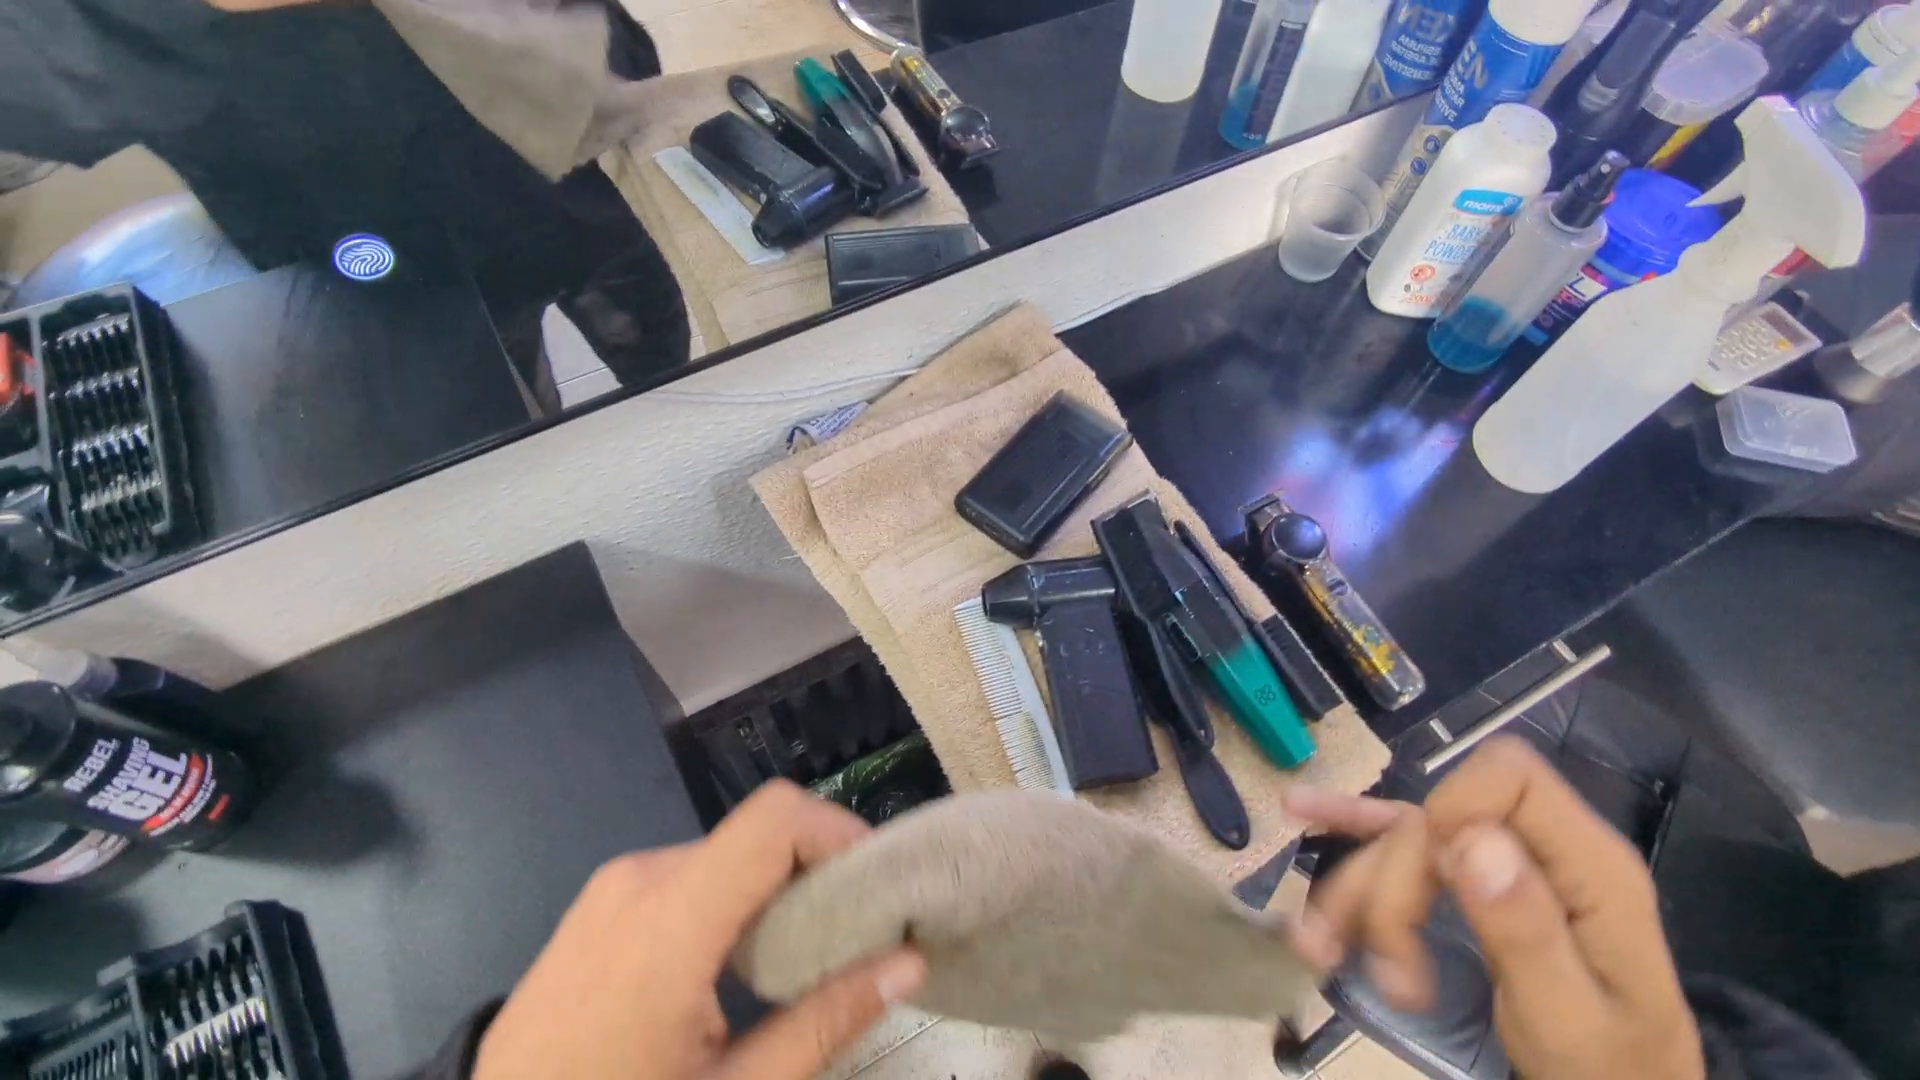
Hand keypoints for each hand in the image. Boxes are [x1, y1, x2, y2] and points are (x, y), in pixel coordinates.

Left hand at [474, 781, 926, 1079]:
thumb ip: (826, 1021)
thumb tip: (910, 963)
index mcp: (670, 919)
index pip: (776, 818)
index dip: (840, 833)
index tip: (880, 890)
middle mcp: (640, 878)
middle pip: (758, 836)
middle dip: (819, 872)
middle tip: (856, 937)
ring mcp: (610, 889)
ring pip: (727, 857)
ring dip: (776, 891)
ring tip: (799, 961)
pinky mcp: (596, 907)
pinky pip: (686, 878)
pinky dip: (732, 902)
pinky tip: (734, 969)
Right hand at [1283, 738, 1703, 1079]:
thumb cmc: (1606, 1070)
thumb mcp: (1573, 1020)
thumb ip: (1526, 928)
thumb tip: (1467, 838)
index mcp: (1588, 866)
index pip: (1508, 776)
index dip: (1452, 808)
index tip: (1428, 877)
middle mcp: (1538, 847)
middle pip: (1433, 821)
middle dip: (1394, 890)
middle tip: (1392, 971)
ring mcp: (1496, 859)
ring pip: (1400, 837)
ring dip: (1360, 893)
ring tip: (1327, 951)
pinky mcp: (1465, 876)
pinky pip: (1396, 839)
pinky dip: (1347, 829)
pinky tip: (1301, 811)